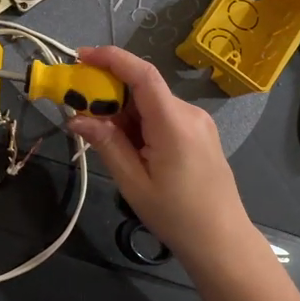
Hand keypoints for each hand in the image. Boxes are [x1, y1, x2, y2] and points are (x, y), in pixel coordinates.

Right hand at [68, 46, 248, 267]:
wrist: (223, 243)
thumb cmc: (177, 216)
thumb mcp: (133, 182)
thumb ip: (106, 143)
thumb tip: (75, 118)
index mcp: (174, 123)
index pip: (142, 74)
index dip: (111, 58)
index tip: (80, 57)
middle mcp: (189, 113)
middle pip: (142, 87)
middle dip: (108, 92)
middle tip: (80, 111)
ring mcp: (197, 122)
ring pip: (149, 102)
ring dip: (122, 110)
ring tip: (103, 137)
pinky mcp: (199, 132)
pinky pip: (161, 114)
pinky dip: (138, 120)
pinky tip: (128, 145)